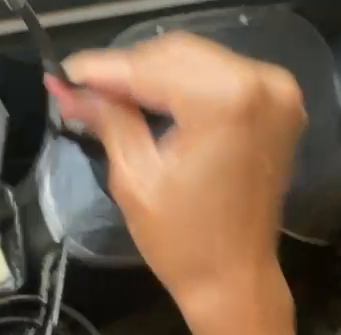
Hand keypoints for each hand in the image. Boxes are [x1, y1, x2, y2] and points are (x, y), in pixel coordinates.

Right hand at [48, 34, 304, 322]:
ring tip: (108, 96)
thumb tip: (71, 94)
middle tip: (79, 88)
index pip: (151, 67)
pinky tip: (150, 102)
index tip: (62, 73)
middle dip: (126, 69)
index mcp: (224, 100)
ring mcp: (276, 90)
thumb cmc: (179, 241)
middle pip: (178, 53)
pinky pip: (221, 78)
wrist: (232, 275)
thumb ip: (109, 124)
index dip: (102, 69)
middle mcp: (260, 81)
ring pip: (199, 60)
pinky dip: (182, 85)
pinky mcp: (278, 105)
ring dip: (151, 75)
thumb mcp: (134, 180)